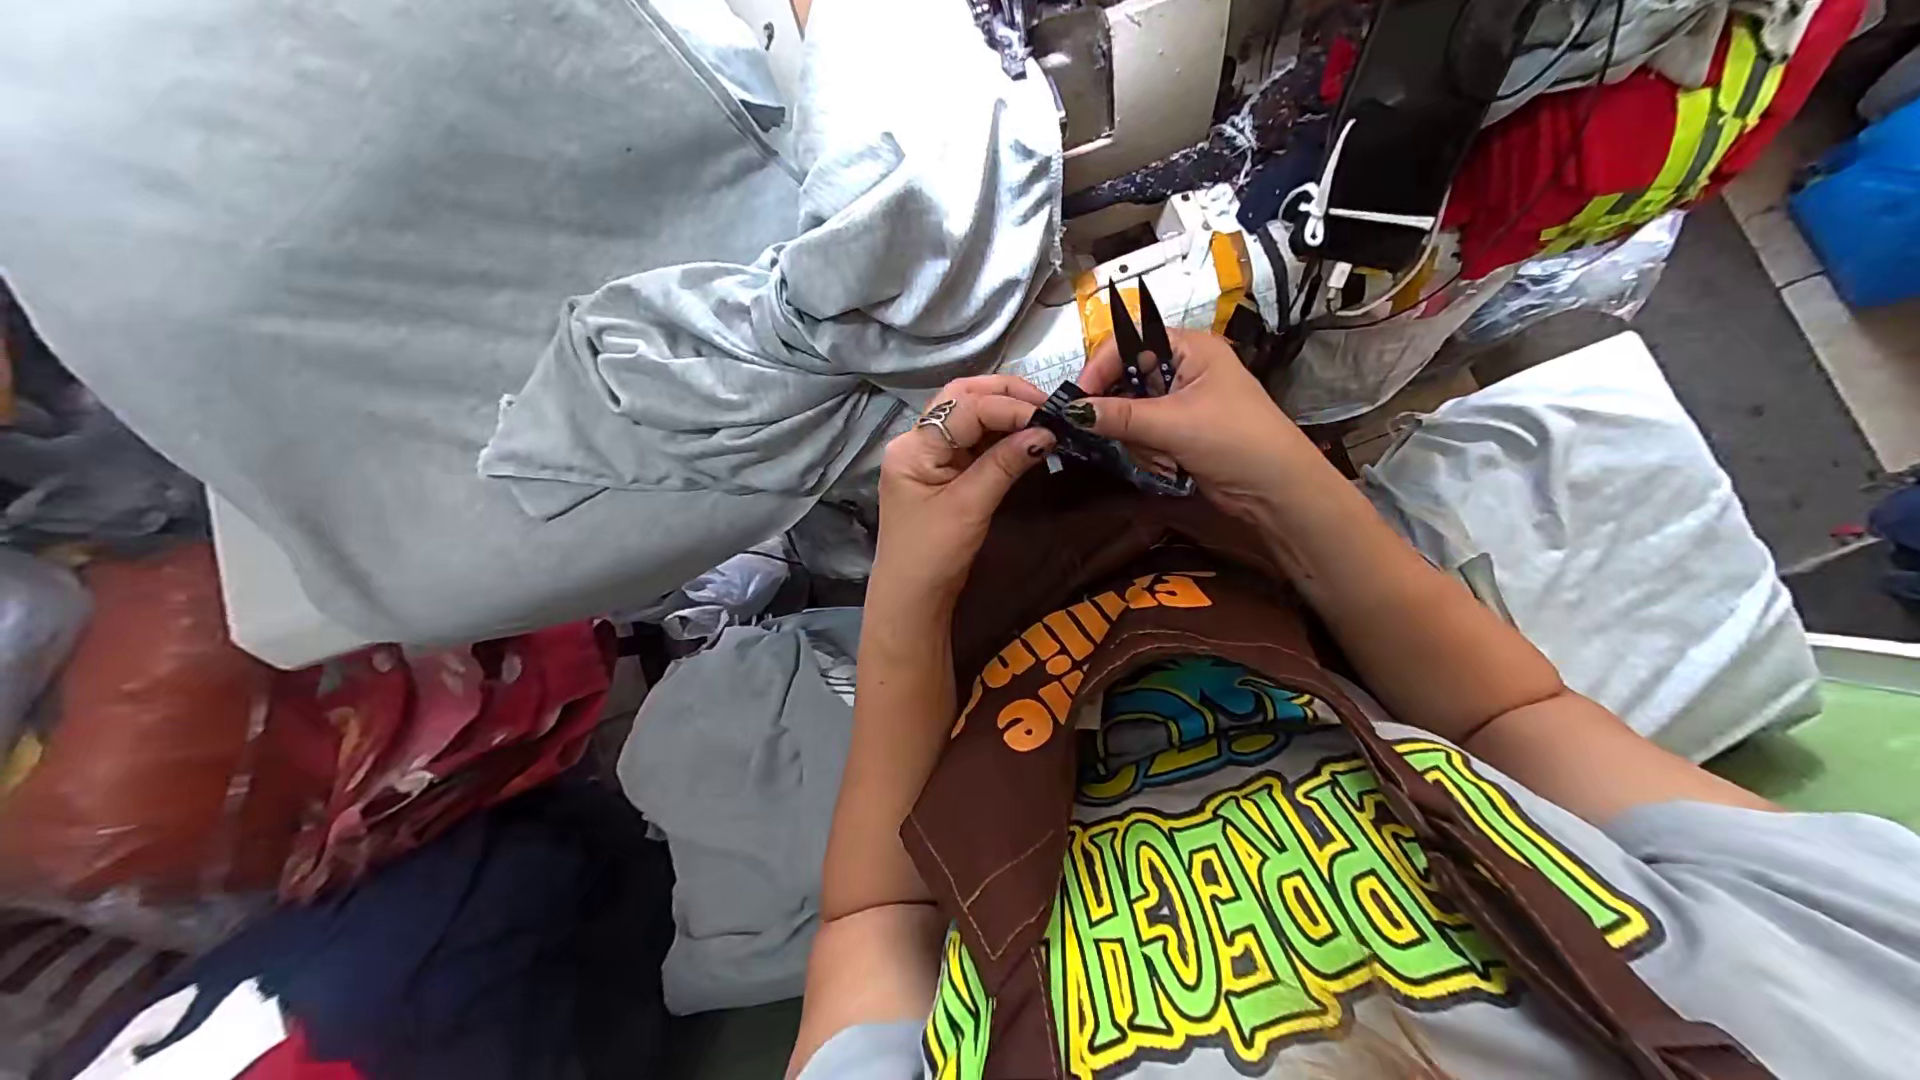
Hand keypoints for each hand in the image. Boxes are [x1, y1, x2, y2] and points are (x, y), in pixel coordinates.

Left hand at [872, 376, 1057, 608]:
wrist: (912, 599)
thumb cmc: (932, 555)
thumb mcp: (969, 507)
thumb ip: (1004, 464)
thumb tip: (1046, 431)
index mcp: (913, 446)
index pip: (964, 407)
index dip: (1008, 407)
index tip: (1048, 417)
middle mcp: (918, 442)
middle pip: (963, 399)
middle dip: (1006, 397)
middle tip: (1048, 406)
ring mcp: (930, 456)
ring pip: (970, 416)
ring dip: (1006, 413)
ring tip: (1043, 418)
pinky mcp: (944, 472)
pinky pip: (974, 442)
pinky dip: (1001, 435)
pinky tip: (1025, 437)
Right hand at [1070, 328, 1318, 520]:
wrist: (1276, 491)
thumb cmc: (1236, 441)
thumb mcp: (1175, 424)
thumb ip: (1121, 416)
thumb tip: (1073, 412)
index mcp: (1190, 348)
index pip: (1129, 342)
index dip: (1100, 367)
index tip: (1079, 399)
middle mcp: (1183, 368)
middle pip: (1125, 379)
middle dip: (1123, 412)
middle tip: (1126, 433)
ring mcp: (1179, 402)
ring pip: (1128, 412)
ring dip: (1138, 439)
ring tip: (1164, 455)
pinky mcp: (1177, 431)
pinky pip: (1141, 435)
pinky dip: (1147, 452)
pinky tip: (1169, 464)